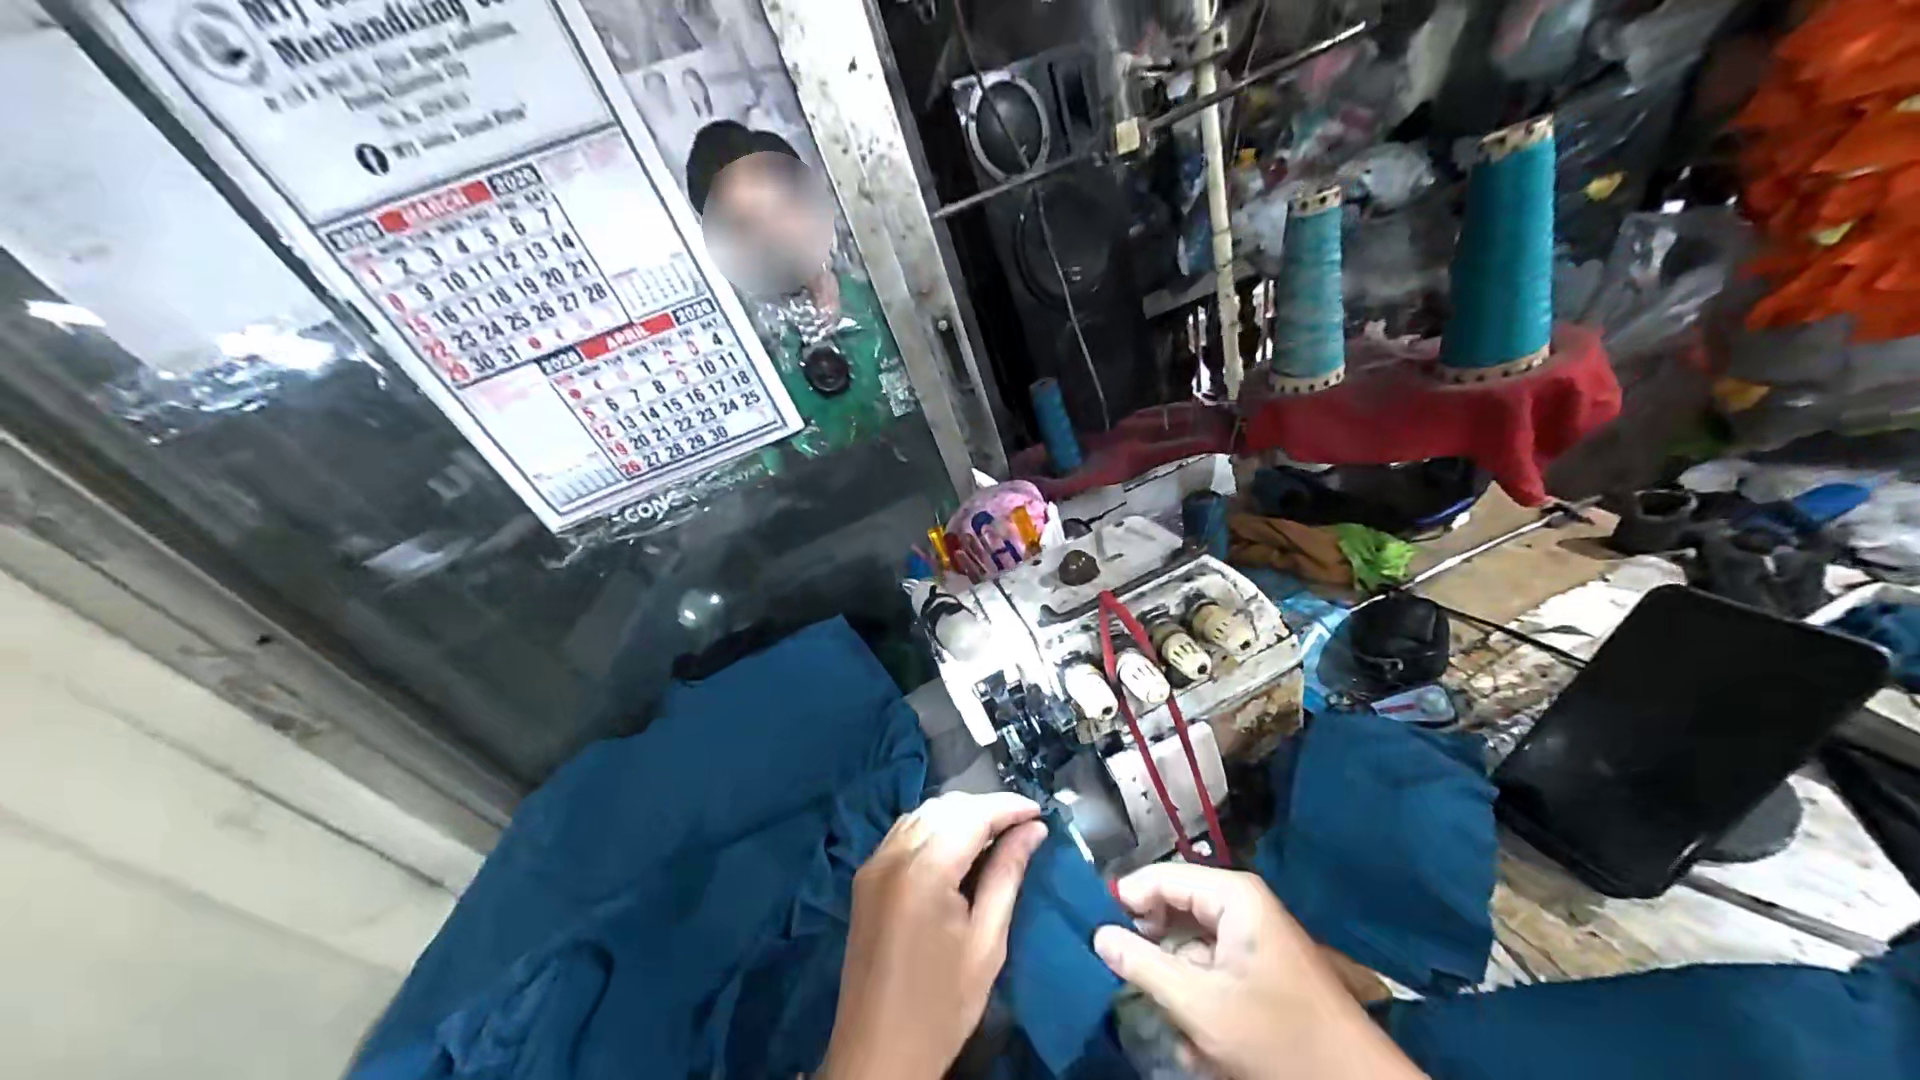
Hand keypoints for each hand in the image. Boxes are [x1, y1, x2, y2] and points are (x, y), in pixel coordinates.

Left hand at [821, 791, 1049, 1079]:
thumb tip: (1033, 830)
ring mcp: (874, 863)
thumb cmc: (941, 1007)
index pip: (972, 815)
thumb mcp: (987, 942)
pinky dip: (935, 827)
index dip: (1009, 807)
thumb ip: (1008, 875)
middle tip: (1023, 825)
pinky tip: (958, 845)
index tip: (1040, 810)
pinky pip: (904, 831)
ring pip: (923, 813)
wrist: (876, 1054)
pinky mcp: (865, 876)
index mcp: (924, 870)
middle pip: (946, 807)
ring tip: (996, 833)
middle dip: (986, 807)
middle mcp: (893, 854)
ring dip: (960, 814)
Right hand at [1093, 864, 1427, 1079]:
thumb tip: (1099, 935)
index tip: (1098, 931)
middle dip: (1152, 943)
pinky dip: (1197, 992)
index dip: (1126, 899)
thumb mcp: (1199, 1004)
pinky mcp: (1260, 966)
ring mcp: (1253, 936)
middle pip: (1175, 906)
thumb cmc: (1278, 1040)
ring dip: (1174, 977)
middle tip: (1129, 974)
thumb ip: (1142, 964)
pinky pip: (1212, 964)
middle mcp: (1242, 904)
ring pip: (1190, 941)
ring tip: (1169, 1015)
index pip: (1161, 877)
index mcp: (1232, 895)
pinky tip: (1196, 1035)